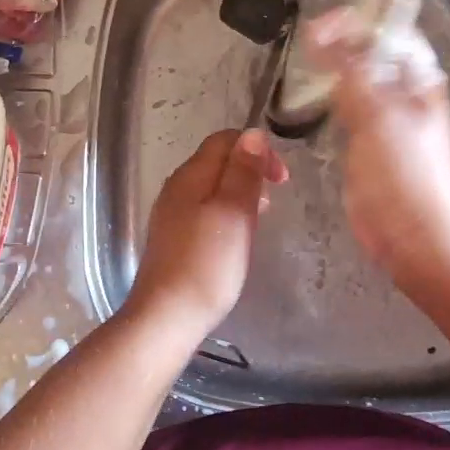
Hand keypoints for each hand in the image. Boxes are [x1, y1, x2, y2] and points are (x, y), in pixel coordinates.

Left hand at [125, 129, 288, 338]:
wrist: (166, 316)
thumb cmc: (207, 264)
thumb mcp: (234, 213)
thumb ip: (243, 172)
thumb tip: (253, 133)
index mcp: (191, 175)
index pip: (224, 140)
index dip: (256, 148)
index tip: (282, 177)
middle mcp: (177, 187)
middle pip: (216, 161)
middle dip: (250, 168)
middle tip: (276, 193)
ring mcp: (171, 213)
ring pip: (211, 186)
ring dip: (240, 190)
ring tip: (262, 213)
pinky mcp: (172, 238)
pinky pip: (204, 209)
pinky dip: (226, 210)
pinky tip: (237, 235)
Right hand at [303, 9, 449, 283]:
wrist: (415, 238)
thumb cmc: (406, 173)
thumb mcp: (379, 114)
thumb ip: (350, 71)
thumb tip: (322, 32)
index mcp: (419, 82)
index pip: (390, 34)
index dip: (359, 22)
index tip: (322, 22)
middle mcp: (404, 95)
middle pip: (371, 55)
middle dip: (340, 42)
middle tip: (305, 40)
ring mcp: (385, 119)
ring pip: (356, 80)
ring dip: (332, 69)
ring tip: (302, 61)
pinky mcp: (366, 143)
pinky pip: (345, 109)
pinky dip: (327, 98)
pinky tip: (307, 97)